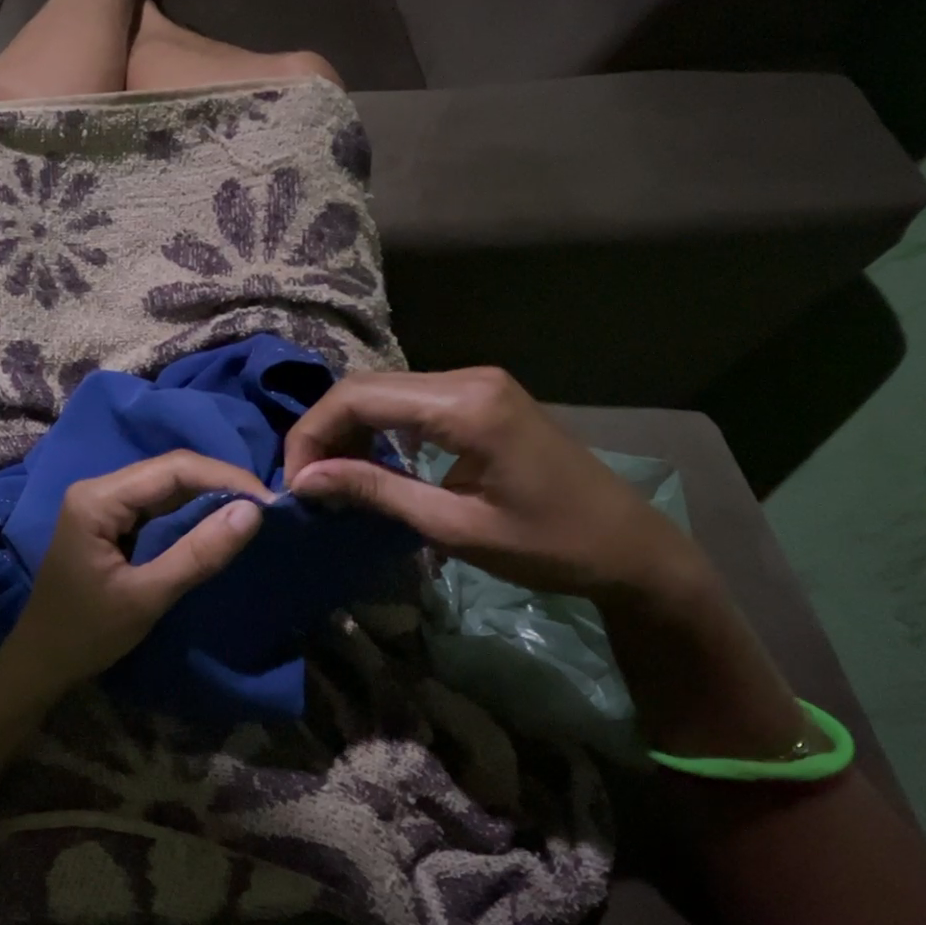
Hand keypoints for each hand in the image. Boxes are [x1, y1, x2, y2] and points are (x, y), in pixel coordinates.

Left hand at [1, 451, 270, 690]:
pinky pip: (155, 505)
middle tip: (268, 508)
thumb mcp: (147, 597)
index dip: (225, 477)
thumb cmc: (86, 633)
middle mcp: (97, 490)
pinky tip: (217, 521)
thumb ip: (198, 554)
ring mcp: (100, 505)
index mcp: (97, 499)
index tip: (271, 501)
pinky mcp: (107, 522)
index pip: (173, 468)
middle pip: (169, 471)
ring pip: (164, 486)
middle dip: (220, 484)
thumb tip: (253, 513)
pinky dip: (189, 512)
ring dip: (208, 495)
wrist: (41, 662)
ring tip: (252, 513)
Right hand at [285, 367, 708, 602]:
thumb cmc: (547, 546)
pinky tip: (367, 464)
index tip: (296, 485)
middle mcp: (467, 378)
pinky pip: (407, 400)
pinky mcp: (480, 396)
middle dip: (321, 432)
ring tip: (332, 480)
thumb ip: (376, 491)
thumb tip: (305, 479)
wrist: (630, 547)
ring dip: (345, 431)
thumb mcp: (453, 526)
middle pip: (363, 387)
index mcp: (465, 405)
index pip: (357, 398)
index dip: (311, 436)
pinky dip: (374, 429)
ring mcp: (476, 382)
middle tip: (307, 485)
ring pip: (380, 391)